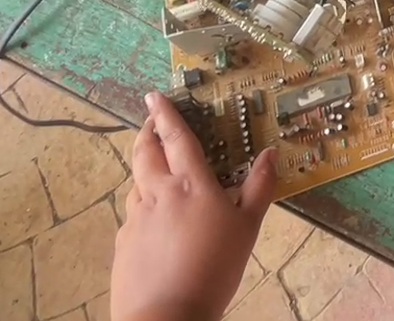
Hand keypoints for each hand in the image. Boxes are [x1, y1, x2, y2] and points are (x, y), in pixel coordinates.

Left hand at [112, 92, 277, 320]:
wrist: (164, 320)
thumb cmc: (213, 268)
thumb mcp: (248, 226)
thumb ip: (259, 187)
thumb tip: (270, 153)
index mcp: (191, 183)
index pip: (176, 138)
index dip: (166, 114)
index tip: (154, 96)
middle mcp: (159, 193)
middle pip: (145, 154)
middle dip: (146, 133)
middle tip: (150, 121)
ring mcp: (136, 220)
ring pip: (137, 183)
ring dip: (145, 170)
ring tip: (158, 172)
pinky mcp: (123, 246)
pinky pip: (134, 215)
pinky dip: (144, 206)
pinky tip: (156, 223)